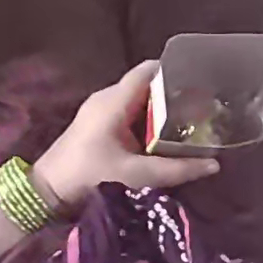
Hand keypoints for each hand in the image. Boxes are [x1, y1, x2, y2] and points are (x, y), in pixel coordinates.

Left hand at [33, 60, 220, 208]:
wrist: (48, 192)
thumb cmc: (89, 176)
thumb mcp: (136, 174)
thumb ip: (177, 169)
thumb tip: (214, 165)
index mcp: (113, 101)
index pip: (148, 70)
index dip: (174, 71)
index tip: (200, 83)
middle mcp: (106, 99)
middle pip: (147, 86)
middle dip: (174, 96)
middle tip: (203, 108)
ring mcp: (99, 111)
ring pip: (139, 102)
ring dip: (161, 111)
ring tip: (191, 122)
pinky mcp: (97, 125)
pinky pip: (128, 115)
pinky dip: (148, 122)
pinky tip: (164, 138)